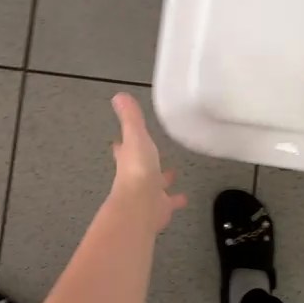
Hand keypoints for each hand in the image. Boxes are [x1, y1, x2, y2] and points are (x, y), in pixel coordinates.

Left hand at [107, 93, 185, 232]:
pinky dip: (175, 200)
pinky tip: (184, 198)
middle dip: (145, 161)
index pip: (123, 148)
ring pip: (154, 184)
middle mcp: (135, 176)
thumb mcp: (135, 135)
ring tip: (173, 173)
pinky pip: (169, 202)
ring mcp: (147, 193)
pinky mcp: (160, 207)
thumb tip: (119, 95)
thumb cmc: (138, 168)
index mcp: (128, 158)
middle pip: (139, 166)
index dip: (123, 144)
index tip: (122, 140)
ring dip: (162, 180)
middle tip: (151, 156)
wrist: (141, 204)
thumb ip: (131, 117)